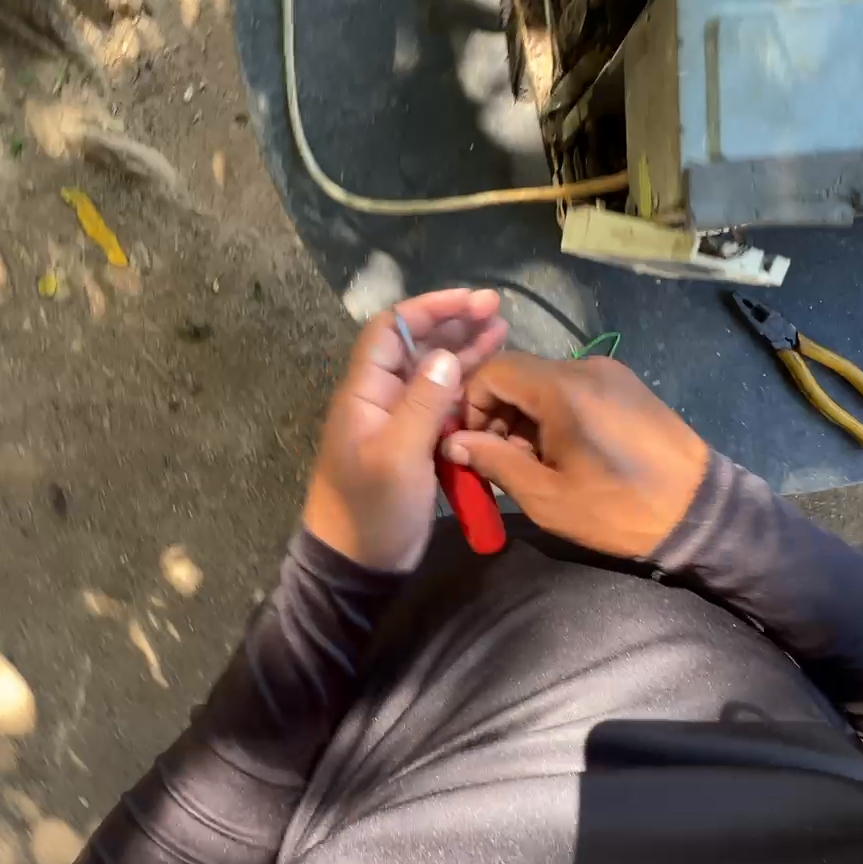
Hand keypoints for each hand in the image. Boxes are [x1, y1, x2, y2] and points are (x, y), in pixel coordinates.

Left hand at [301, 289, 508, 570]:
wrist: (359, 563)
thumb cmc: (371, 509)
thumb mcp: (397, 455)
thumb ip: (422, 404)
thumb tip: (445, 355)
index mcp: (365, 392)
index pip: (392, 330)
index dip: (429, 309)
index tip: (471, 300)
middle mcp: (381, 397)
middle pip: (417, 346)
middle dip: (454, 324)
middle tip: (497, 310)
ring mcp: (400, 420)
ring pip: (433, 373)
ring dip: (464, 350)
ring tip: (502, 331)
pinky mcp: (417, 442)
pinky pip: (442, 404)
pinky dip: (466, 386)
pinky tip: (493, 376)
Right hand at [442, 354, 707, 558]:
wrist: (702, 514)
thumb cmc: (618, 509)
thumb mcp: (547, 496)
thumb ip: (494, 461)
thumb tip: (453, 443)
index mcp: (563, 388)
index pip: (493, 370)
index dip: (471, 404)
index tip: (472, 444)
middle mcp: (585, 367)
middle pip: (518, 375)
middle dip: (497, 415)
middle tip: (501, 461)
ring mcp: (610, 373)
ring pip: (543, 383)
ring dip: (525, 418)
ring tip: (535, 463)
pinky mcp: (626, 386)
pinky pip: (572, 389)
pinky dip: (553, 415)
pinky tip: (565, 453)